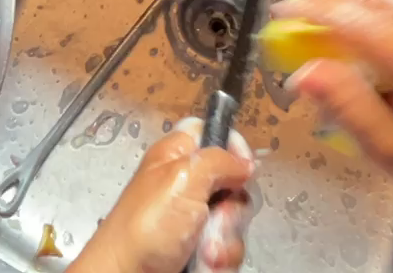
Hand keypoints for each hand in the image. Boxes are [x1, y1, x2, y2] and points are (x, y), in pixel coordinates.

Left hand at [68, 119, 254, 272]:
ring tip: (205, 254)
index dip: (232, 145)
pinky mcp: (199, 248)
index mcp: (177, 155)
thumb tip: (245, 162)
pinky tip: (206, 266)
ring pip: (233, 220)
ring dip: (225, 240)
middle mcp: (188, 183)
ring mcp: (194, 218)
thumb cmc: (147, 226)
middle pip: (232, 181)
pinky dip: (221, 260)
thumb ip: (218, 160)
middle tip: (214, 220)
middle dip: (231, 208)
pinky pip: (227, 248)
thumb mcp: (183, 179)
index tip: (243, 168)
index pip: (212, 132)